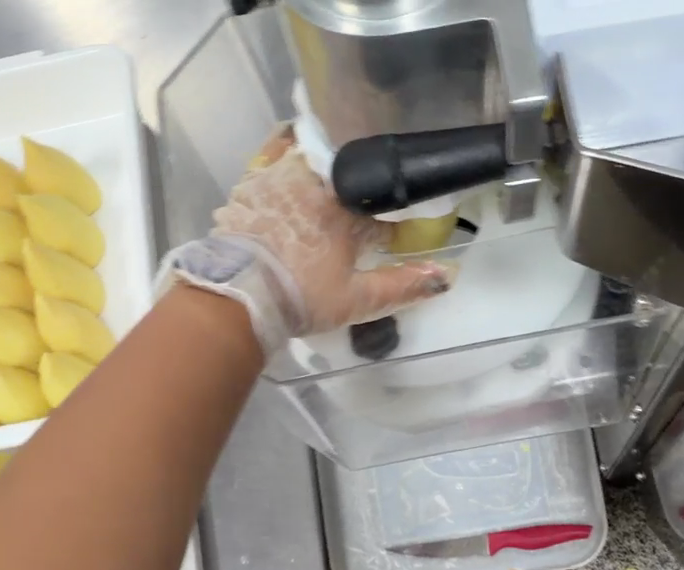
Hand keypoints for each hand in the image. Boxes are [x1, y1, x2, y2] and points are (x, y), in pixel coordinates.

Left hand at [164, 128, 450, 356]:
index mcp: (341, 196)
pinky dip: (286, 167)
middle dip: (356, 189)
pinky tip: (291, 188)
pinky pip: (271, 159)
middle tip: (358, 220)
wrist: (237, 299)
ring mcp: (273, 173)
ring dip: (322, 173)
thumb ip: (404, 285)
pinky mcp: (247, 184)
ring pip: (308, 156)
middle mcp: (308, 173)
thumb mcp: (358, 298)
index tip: (392, 236)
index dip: (390, 216)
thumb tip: (446, 275)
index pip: (379, 195)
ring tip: (327, 204)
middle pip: (344, 168)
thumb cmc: (302, 295)